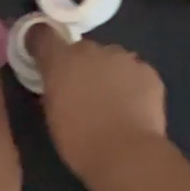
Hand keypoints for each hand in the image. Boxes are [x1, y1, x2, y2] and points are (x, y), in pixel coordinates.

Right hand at [29, 27, 168, 180]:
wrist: (126, 155)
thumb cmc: (80, 143)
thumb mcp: (54, 116)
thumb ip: (54, 90)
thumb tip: (59, 83)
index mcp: (61, 62)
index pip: (43, 35)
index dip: (41, 43)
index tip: (41, 56)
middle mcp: (92, 51)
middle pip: (82, 50)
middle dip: (81, 66)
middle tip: (84, 93)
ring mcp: (124, 59)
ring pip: (111, 59)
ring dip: (108, 73)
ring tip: (113, 102)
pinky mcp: (148, 72)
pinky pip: (135, 72)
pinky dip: (132, 84)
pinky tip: (133, 107)